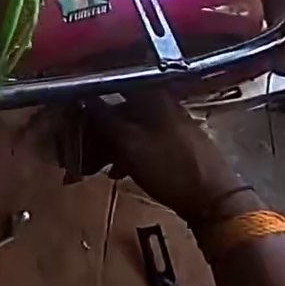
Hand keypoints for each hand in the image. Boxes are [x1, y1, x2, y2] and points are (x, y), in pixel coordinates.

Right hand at [79, 92, 248, 221]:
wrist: (216, 201)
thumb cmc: (168, 167)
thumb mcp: (127, 143)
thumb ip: (102, 117)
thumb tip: (81, 95)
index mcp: (150, 96)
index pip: (109, 84)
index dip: (86, 96)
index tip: (69, 111)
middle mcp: (161, 103)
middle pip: (117, 109)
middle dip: (94, 129)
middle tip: (77, 150)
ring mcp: (171, 122)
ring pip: (128, 126)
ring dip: (107, 144)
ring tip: (91, 166)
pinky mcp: (177, 142)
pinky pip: (142, 139)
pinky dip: (125, 151)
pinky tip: (115, 171)